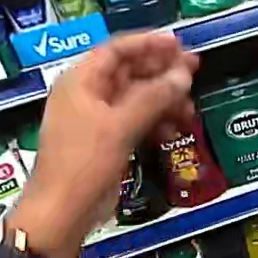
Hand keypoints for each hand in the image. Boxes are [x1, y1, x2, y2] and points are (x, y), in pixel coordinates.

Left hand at [8, 32, 198, 257]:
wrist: (63, 213)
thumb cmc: (84, 162)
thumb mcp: (121, 125)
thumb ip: (155, 96)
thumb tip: (184, 75)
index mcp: (81, 81)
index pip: (117, 49)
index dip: (149, 43)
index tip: (178, 44)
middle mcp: (89, 94)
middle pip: (130, 71)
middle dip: (163, 72)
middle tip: (194, 71)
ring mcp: (99, 118)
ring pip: (138, 97)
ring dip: (165, 99)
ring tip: (189, 108)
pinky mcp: (109, 140)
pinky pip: (138, 120)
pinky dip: (157, 121)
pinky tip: (174, 130)